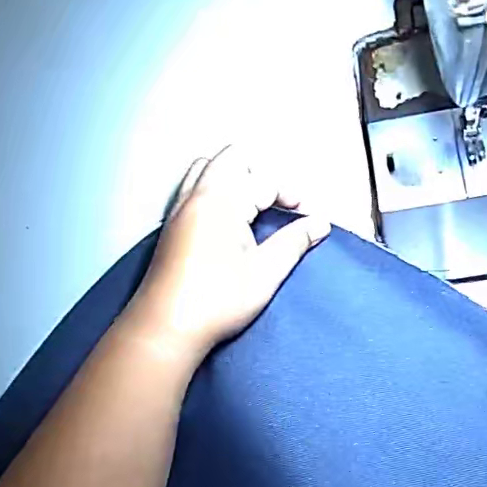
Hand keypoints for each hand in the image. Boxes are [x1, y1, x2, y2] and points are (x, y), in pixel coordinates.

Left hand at [121, 149, 330, 361]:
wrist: (167, 327)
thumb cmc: (215, 301)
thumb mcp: (267, 272)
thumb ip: (295, 242)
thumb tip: (319, 224)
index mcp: (221, 201)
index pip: (264, 179)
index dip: (290, 194)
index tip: (305, 216)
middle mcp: (196, 196)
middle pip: (231, 160)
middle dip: (261, 175)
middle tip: (280, 204)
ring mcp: (179, 210)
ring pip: (208, 169)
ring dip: (236, 179)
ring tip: (255, 208)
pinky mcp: (171, 227)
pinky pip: (193, 188)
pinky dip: (216, 191)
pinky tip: (229, 222)